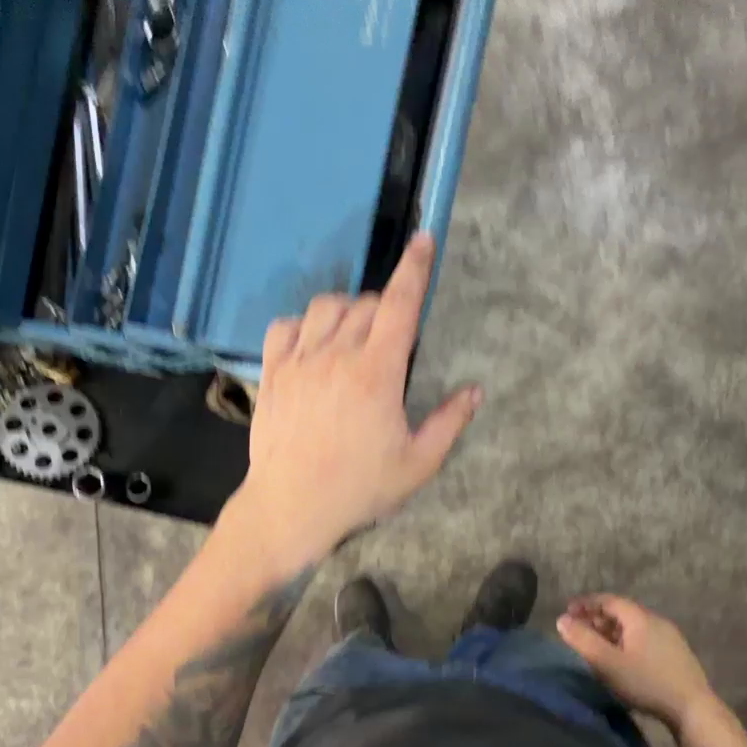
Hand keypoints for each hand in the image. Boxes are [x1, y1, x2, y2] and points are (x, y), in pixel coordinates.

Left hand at [226, 234, 482, 567]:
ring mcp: (298, 361)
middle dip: (384, 309)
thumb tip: (474, 391)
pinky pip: (284, 327)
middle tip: (390, 342)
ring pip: (324, 307)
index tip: (424, 240)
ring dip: (345, 310)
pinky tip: (311, 345)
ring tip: (352, 335)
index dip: (415, 268)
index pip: (400, 304)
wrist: (290, 506)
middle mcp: (336, 355)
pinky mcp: (271, 373)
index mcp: (377, 372)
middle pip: (364, 304)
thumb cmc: (358, 489)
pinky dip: (302, 325)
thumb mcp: (417, 464)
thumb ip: (449, 423)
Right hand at [556, 595, 723, 728]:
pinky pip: (644, 639)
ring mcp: (670, 638)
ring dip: (611, 632)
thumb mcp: (607, 663)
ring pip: (633, 627)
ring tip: (596, 647)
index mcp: (640, 618)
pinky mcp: (676, 654)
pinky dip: (626, 642)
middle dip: (597, 618)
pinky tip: (621, 659)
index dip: (585, 603)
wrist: (692, 708)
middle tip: (578, 632)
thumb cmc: (646, 682)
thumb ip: (582, 640)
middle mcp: (656, 621)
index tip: (567, 612)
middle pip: (621, 612)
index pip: (608, 600)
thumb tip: (561, 620)